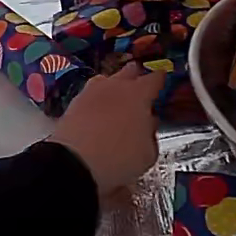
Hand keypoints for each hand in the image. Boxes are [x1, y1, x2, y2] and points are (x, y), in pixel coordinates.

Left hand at [47, 65, 163, 194]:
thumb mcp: (148, 153)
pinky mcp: (73, 104)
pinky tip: (96, 113)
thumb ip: (151, 133)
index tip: (162, 79)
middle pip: (128, 71)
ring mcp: (91, 92)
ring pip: (105, 80)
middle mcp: (115, 86)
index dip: (160, 78)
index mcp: (139, 94)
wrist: (74, 163)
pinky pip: (89, 95)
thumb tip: (149, 123)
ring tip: (116, 99)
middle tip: (140, 87)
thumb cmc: (119, 158)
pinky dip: (95, 101)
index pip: (154, 78)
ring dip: (113, 86)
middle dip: (135, 76)